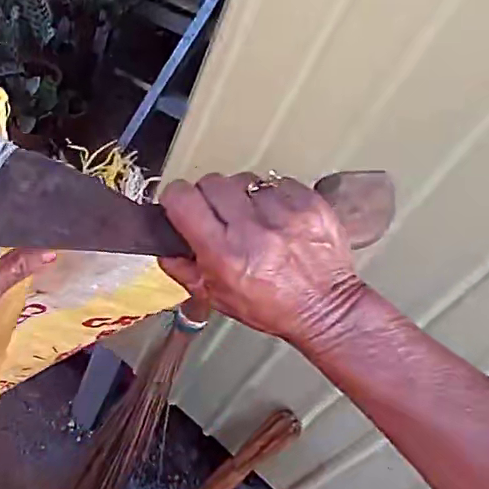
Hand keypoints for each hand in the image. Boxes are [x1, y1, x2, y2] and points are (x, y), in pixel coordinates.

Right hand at [157, 174, 368, 346]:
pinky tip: (276, 217)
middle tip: (219, 215)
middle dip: (209, 196)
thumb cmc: (272, 306)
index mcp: (223, 254)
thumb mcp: (215, 296)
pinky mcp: (309, 203)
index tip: (181, 205)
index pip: (183, 199)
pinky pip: (277, 182)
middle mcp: (252, 230)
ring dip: (242, 195)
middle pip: (212, 182)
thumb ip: (182, 269)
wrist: (325, 309)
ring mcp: (283, 214)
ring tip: (252, 218)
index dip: (176, 199)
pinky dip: (273, 195)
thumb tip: (163, 246)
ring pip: (244, 179)